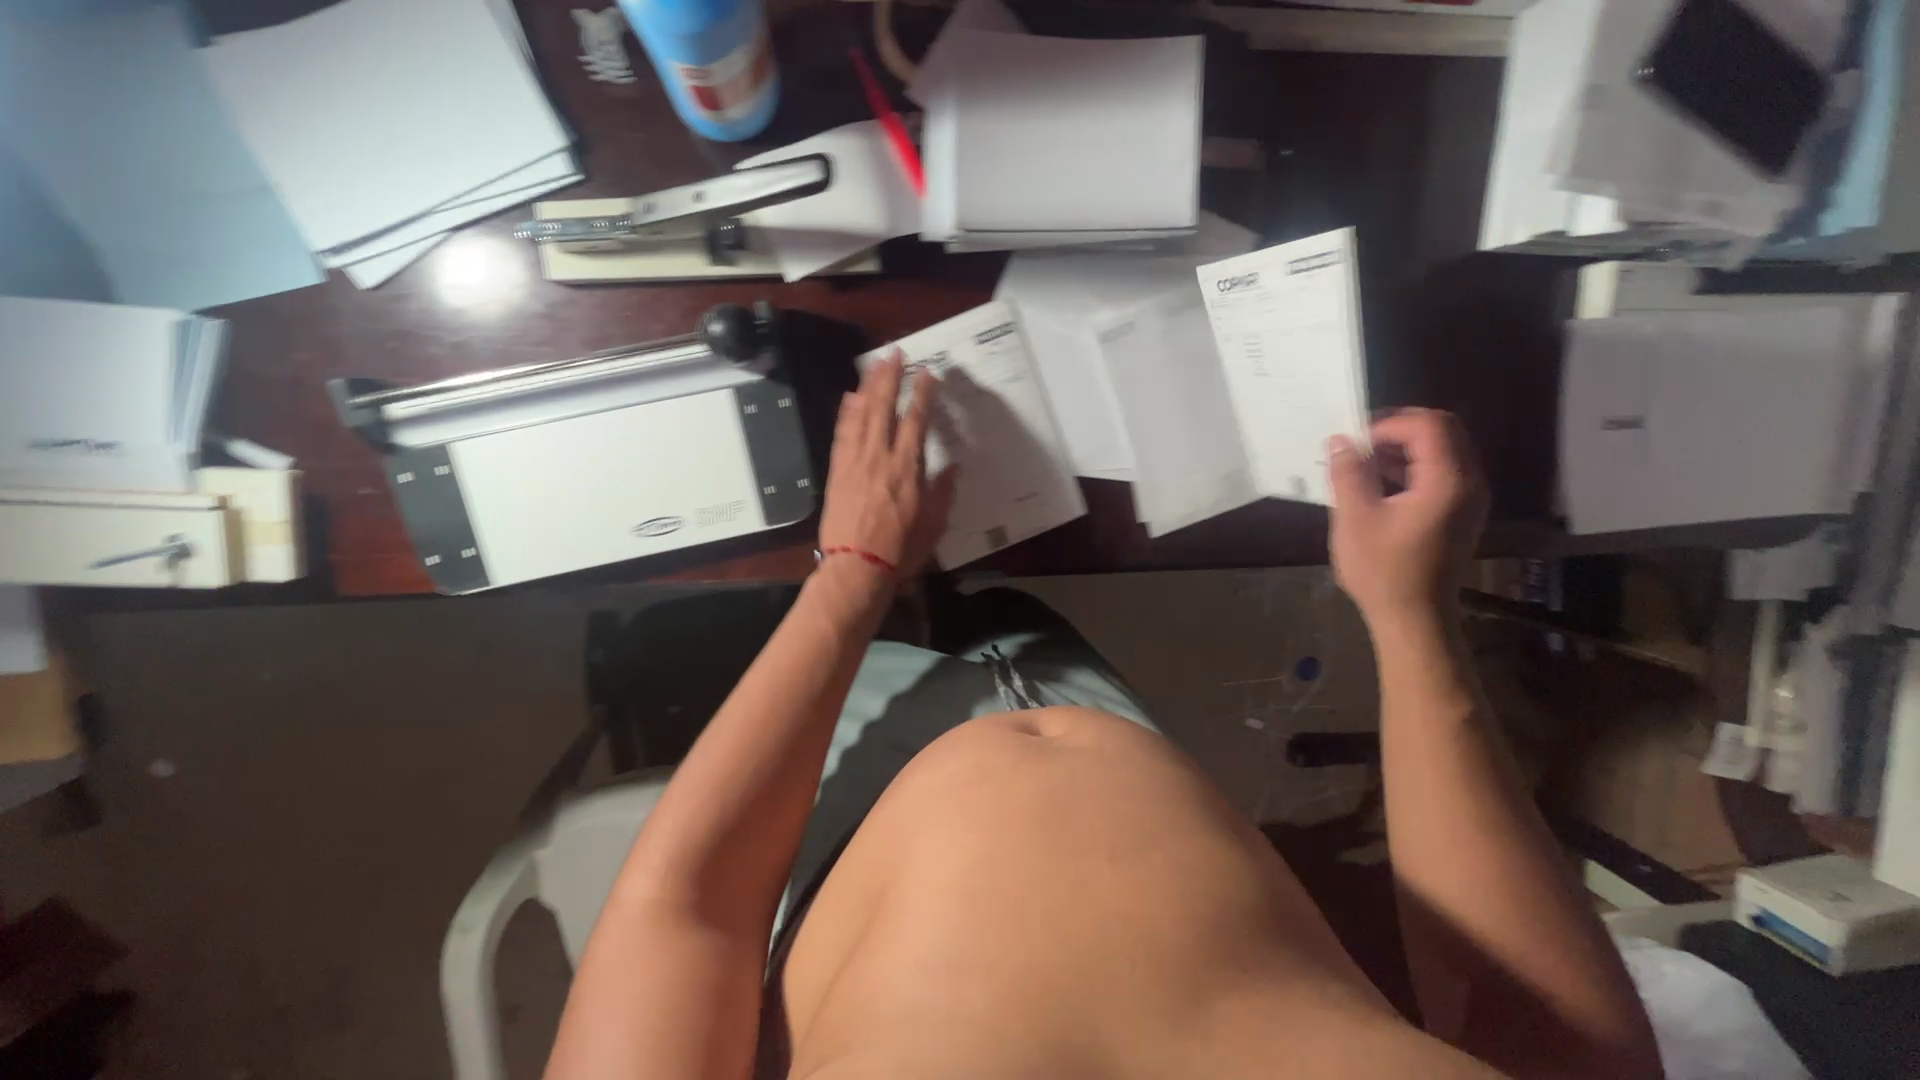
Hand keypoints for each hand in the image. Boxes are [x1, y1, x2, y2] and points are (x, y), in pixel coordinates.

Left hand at [819, 349, 956, 580]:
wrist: (855, 568)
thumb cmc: (900, 551)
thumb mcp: (933, 525)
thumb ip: (942, 493)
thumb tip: (953, 468)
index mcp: (908, 469)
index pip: (916, 420)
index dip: (922, 393)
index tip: (927, 373)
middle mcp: (880, 457)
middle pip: (883, 406)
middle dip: (890, 377)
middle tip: (895, 352)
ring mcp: (854, 461)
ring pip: (860, 414)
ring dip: (867, 386)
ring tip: (874, 364)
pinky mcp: (836, 471)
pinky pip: (842, 433)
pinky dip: (846, 412)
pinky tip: (850, 398)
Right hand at [1327, 408, 1487, 628]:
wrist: (1413, 618)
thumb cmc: (1383, 570)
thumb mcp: (1355, 518)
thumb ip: (1349, 472)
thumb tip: (1341, 440)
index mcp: (1448, 481)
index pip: (1427, 425)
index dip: (1389, 423)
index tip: (1355, 442)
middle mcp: (1469, 483)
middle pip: (1442, 430)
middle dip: (1398, 429)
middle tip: (1361, 443)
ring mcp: (1469, 498)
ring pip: (1443, 449)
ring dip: (1404, 448)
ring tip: (1364, 464)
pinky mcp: (1461, 512)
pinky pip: (1442, 472)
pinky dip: (1413, 467)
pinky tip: (1380, 484)